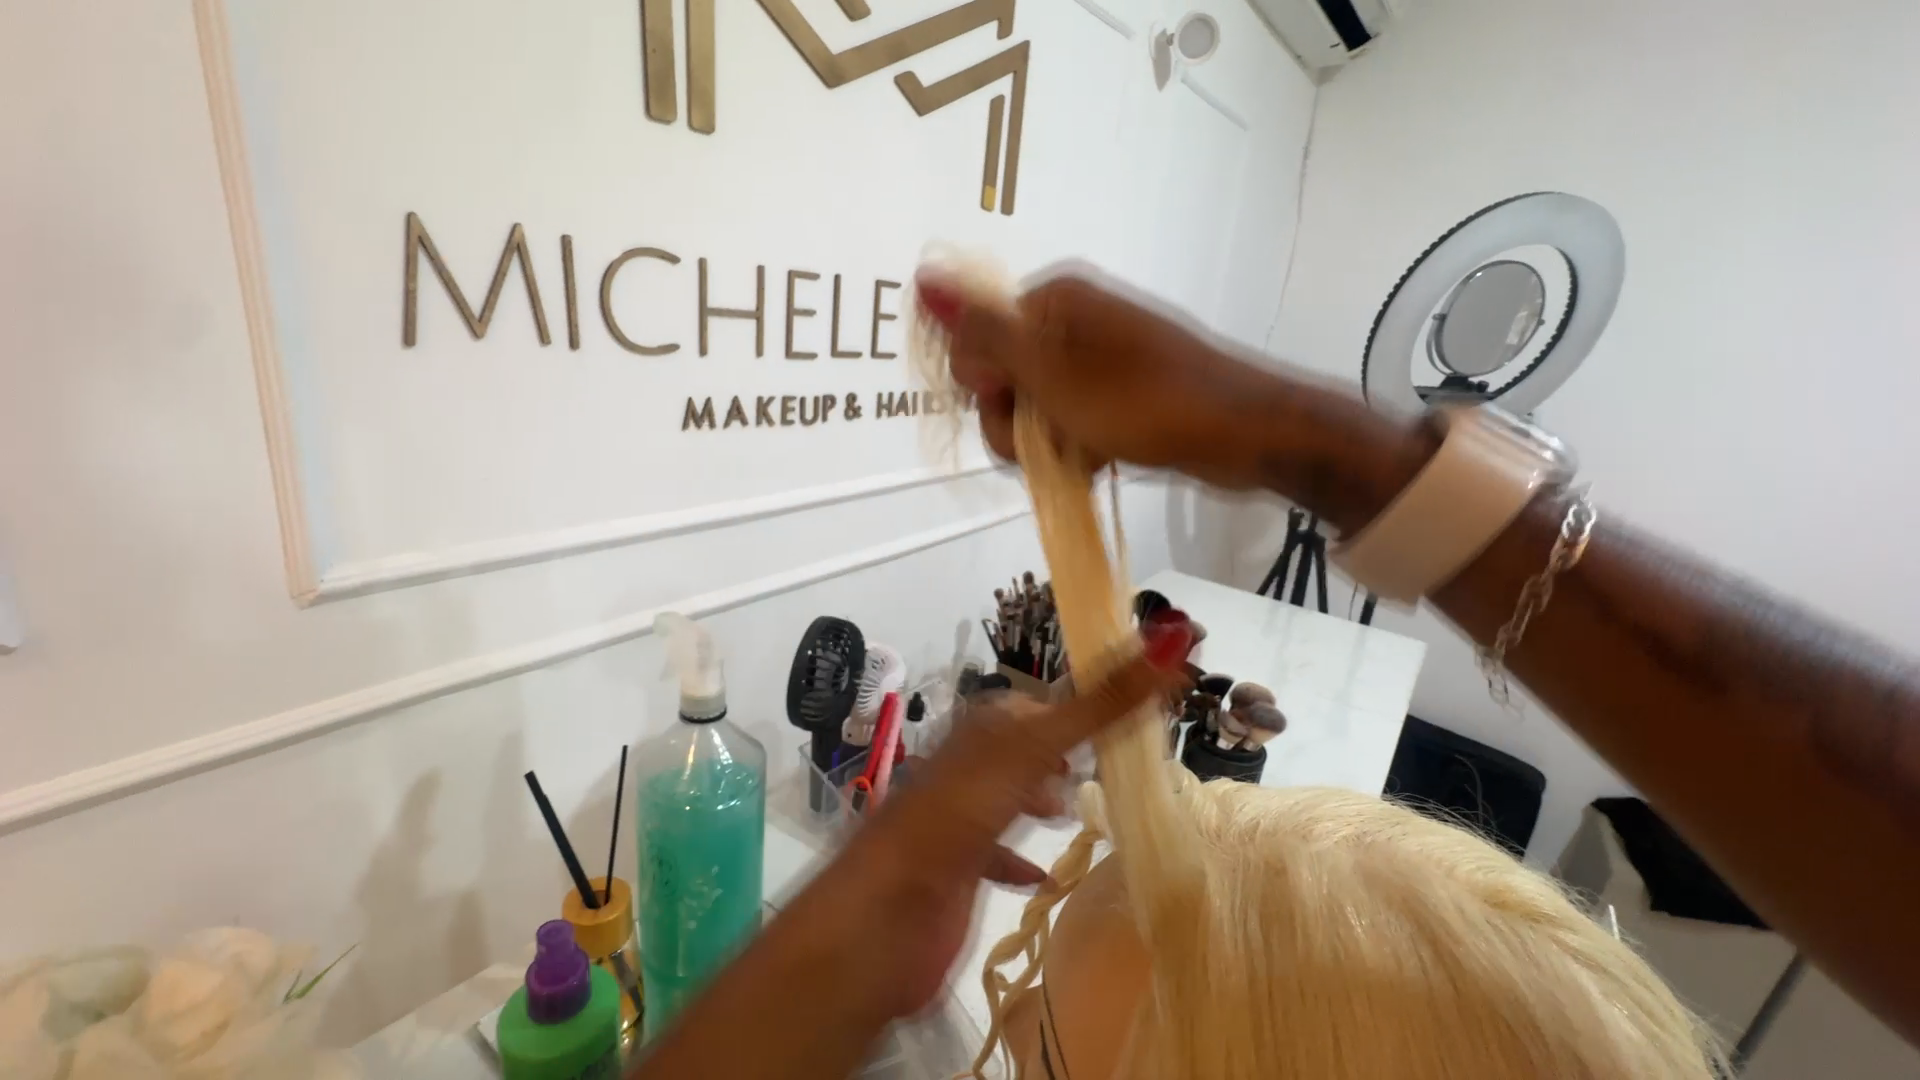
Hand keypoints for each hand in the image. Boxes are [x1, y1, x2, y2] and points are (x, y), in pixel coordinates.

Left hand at [822, 624, 1191, 1018]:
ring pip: (1004, 799)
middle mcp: (964, 770)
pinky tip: (1041, 876)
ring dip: (1034, 799)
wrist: (883, 918)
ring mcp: (956, 822)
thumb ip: (1099, 703)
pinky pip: (992, 857)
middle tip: (1098, 770)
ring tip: (1070, 812)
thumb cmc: (958, 818)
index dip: (1073, 709)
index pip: (1030, 707)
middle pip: (1018, 752)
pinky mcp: (953, 874)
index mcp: (978, 733)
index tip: (1120, 722)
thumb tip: (1171, 635)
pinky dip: (1018, 860)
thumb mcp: (1032, 750)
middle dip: (1056, 755)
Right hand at [916, 261, 1440, 531]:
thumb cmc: (1145, 402)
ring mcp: (1093, 362)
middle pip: (1001, 381)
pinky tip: (1098, 462)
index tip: (1018, 409)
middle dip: (1016, 423)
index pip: (975, 344)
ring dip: (1045, 443)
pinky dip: (1073, 448)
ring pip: (1032, 412)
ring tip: (1084, 455)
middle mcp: (1068, 324)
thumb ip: (984, 333)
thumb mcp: (1052, 373)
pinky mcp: (1113, 396)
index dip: (986, 389)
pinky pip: (1066, 424)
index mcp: (1051, 302)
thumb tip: (924, 278)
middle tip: (1056, 440)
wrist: (1243, 434)